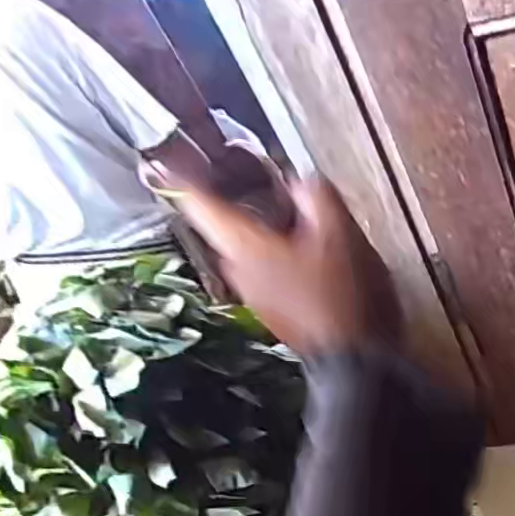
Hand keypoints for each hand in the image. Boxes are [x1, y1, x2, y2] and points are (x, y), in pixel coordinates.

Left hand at [171, 174, 399, 355]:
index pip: (197, 201)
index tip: (162, 157)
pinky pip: (266, 275)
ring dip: (266, 237)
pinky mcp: (271, 315)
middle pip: (229, 227)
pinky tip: (308, 263)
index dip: (180, 174)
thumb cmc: (342, 294)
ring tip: (297, 228)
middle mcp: (237, 271)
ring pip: (250, 252)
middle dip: (245, 206)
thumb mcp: (338, 233)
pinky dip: (279, 262)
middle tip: (265, 187)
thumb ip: (314, 196)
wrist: (352, 359)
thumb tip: (299, 181)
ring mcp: (253, 297)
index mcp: (244, 245)